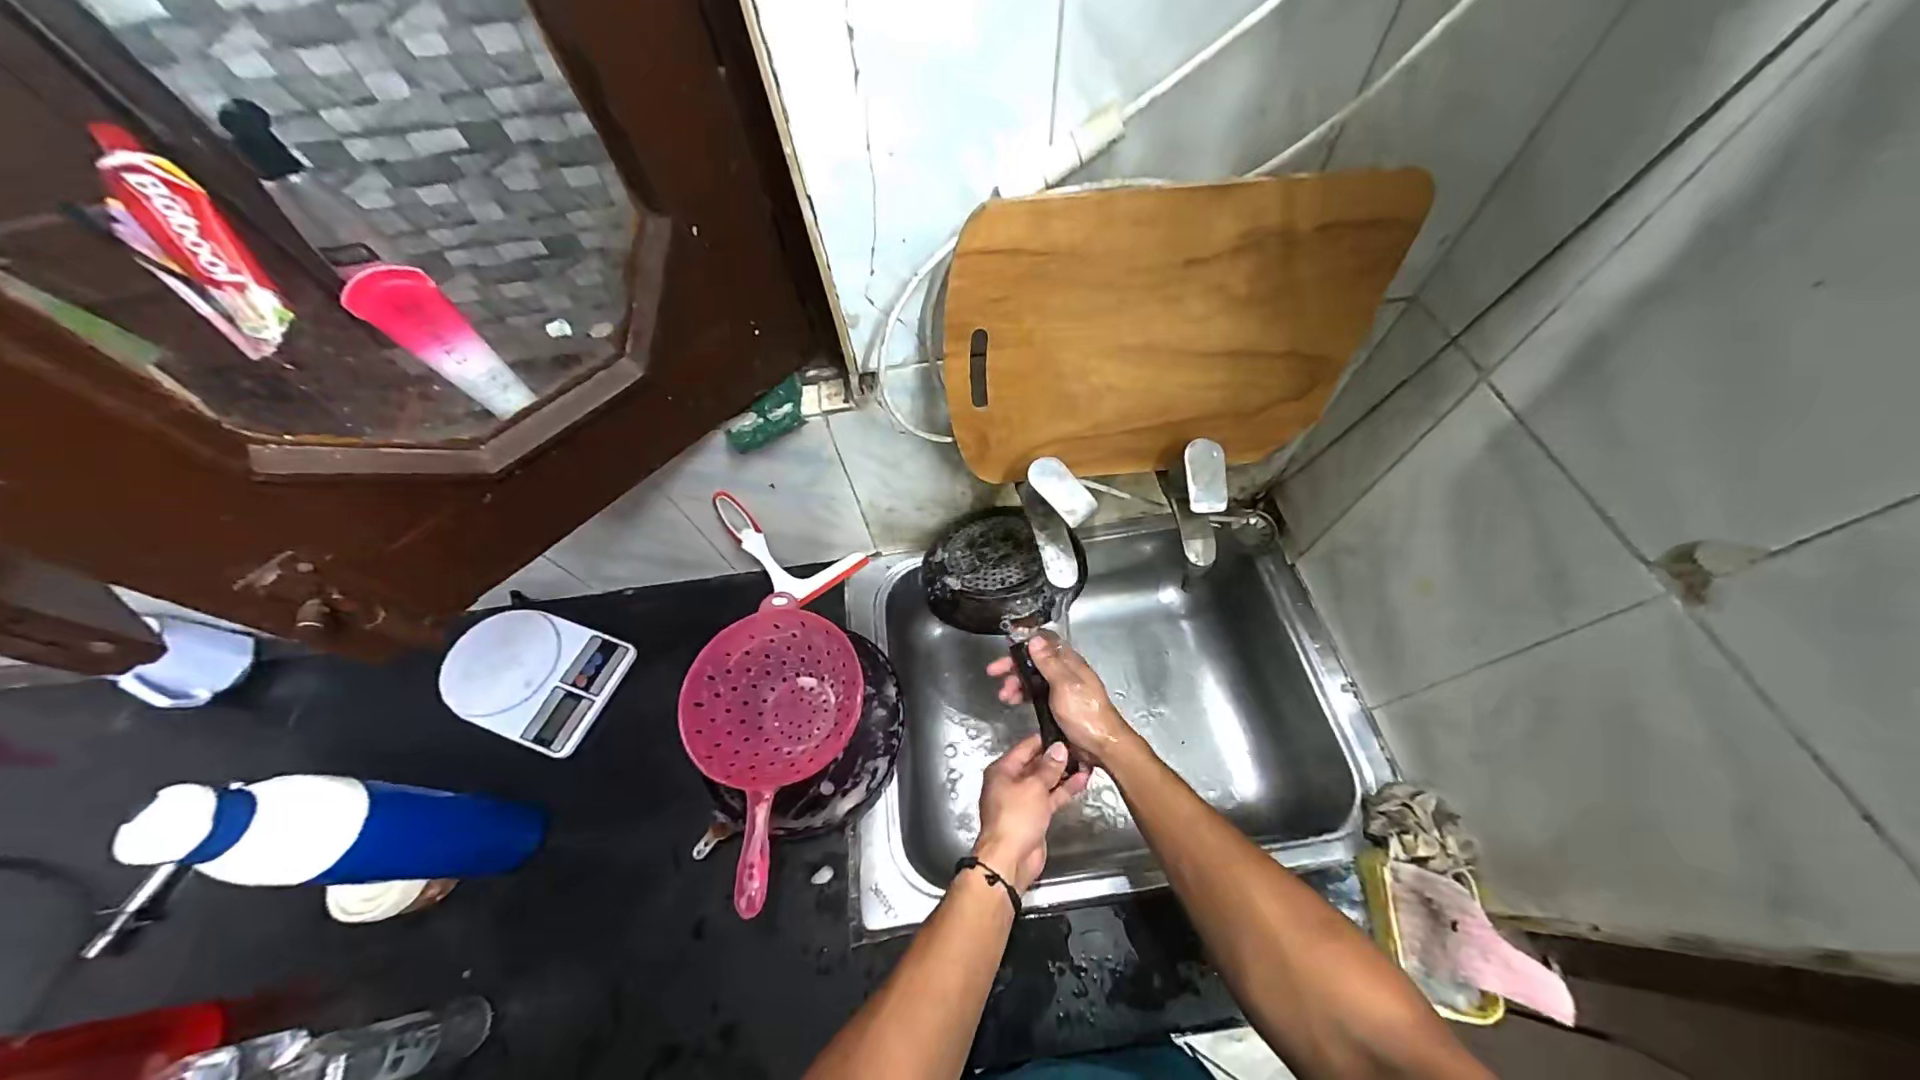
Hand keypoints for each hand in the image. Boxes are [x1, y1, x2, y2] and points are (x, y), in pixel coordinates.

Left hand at [973, 734, 1089, 891]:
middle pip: (1036, 764)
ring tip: (1086, 763)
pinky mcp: (1034, 816)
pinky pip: (1050, 798)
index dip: (1045, 740)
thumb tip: (1059, 748)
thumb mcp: (1033, 787)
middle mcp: (1010, 782)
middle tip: (1079, 748)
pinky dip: (1064, 790)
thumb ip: (1048, 767)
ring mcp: (1023, 800)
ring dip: (1064, 774)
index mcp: (1002, 770)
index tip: (1065, 733)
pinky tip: (1081, 781)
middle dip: (1057, 758)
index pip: (1026, 747)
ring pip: (1045, 782)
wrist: (1009, 860)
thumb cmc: (1015, 818)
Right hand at [986, 632, 1143, 766]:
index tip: (1006, 648)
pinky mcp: (1059, 706)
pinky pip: (1037, 694)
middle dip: (1014, 665)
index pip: (1046, 642)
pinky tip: (1015, 702)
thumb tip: (1035, 639)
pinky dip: (1024, 695)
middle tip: (995, 672)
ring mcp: (1062, 689)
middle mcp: (1066, 672)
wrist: (1102, 747)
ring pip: (1034, 678)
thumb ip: (1049, 662)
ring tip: (1004, 695)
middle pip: (1036, 660)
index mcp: (1070, 662)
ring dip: (1017, 683)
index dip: (1025, 643)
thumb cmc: (1086, 715)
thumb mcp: (1065, 685)